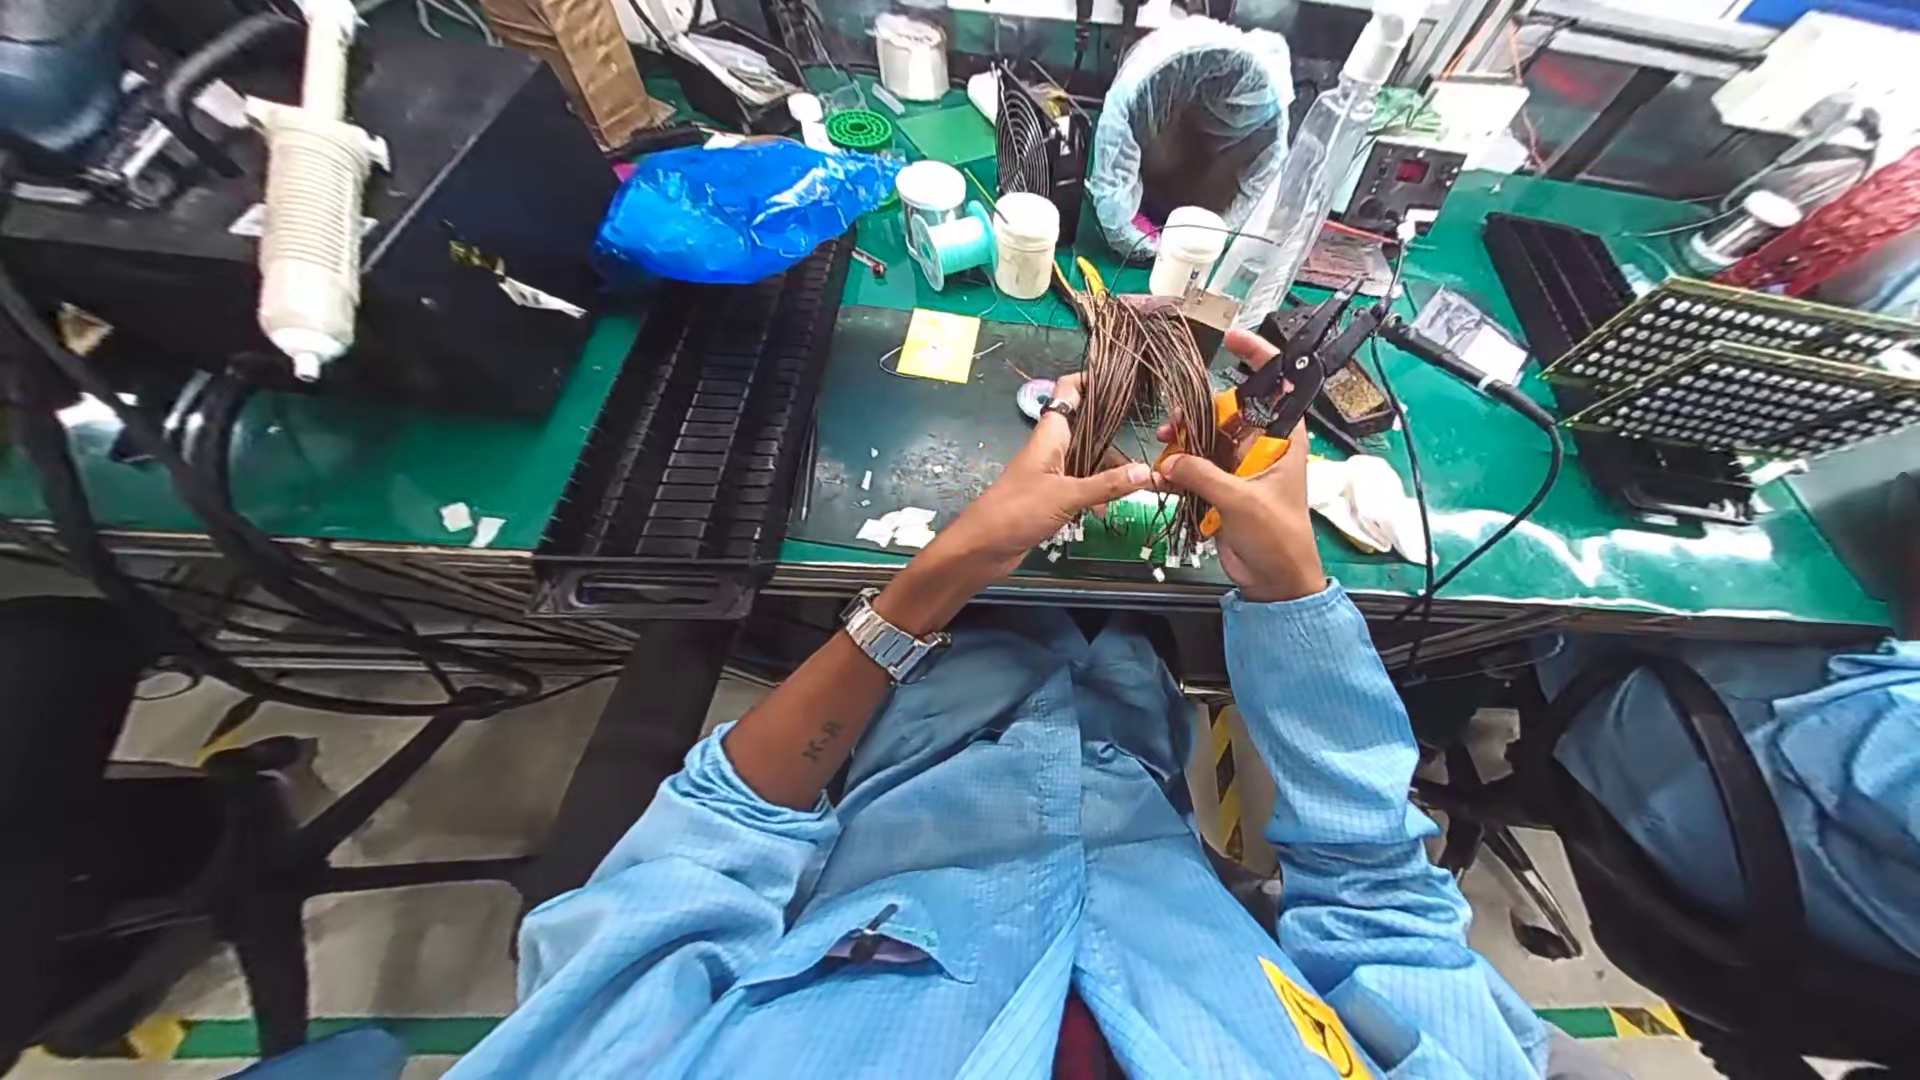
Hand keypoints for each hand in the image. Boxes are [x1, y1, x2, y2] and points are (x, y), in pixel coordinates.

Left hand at [919, 372, 1154, 585]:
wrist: (982, 547)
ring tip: (1131, 489)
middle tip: (1145, 446)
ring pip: (1086, 461)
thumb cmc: (1017, 511)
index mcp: (1050, 435)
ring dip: (1107, 474)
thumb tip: (1146, 472)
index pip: (1068, 391)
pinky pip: (1079, 488)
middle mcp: (1051, 449)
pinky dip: (1094, 496)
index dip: (1091, 380)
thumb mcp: (1066, 495)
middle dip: (1113, 437)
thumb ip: (1106, 484)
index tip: (1121, 380)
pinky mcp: (1049, 498)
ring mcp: (1049, 474)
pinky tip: (1103, 513)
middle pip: (1087, 429)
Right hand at [1155, 329, 1325, 603]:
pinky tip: (1161, 478)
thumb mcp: (1241, 501)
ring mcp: (1237, 467)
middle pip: (1225, 412)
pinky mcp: (1219, 487)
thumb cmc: (1277, 537)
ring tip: (1164, 453)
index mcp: (1282, 439)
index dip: (1258, 359)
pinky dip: (1177, 472)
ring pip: (1203, 440)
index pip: (1276, 387)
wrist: (1272, 579)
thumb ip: (1202, 476)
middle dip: (1197, 413)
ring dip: (1181, 445)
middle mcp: (1259, 447)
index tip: (1233, 339)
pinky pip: (1193, 468)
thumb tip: (1167, 462)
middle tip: (1173, 424)